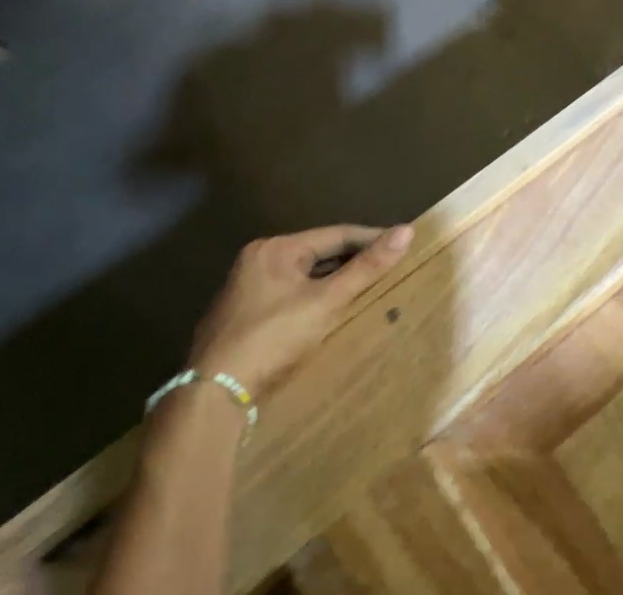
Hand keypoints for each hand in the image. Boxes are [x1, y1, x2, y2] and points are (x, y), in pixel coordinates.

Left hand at [188, 224, 412, 394]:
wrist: (215, 392)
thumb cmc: (274, 337)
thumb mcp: (327, 301)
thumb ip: (367, 267)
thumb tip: (407, 231)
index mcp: (276, 249)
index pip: (337, 234)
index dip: (373, 238)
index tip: (404, 244)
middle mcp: (257, 261)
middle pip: (319, 253)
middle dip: (354, 260)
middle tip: (389, 267)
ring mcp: (246, 289)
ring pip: (305, 275)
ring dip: (335, 280)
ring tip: (368, 287)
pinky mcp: (242, 315)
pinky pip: (290, 294)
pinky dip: (315, 297)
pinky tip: (331, 311)